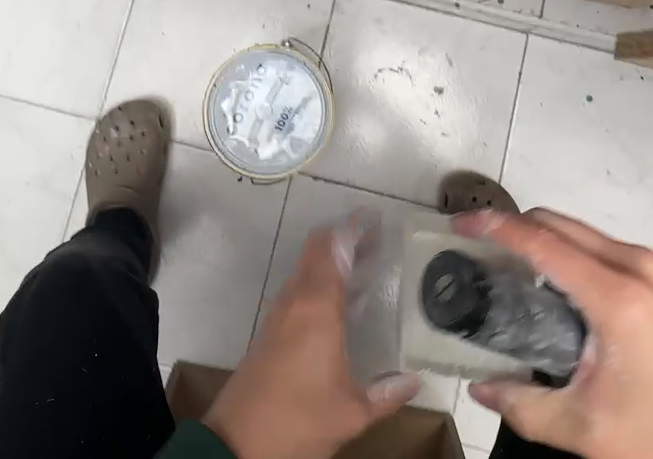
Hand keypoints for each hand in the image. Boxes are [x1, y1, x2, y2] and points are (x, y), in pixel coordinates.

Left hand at [204, 217, 421, 458]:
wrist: (236, 444)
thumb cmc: (297, 420)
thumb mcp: (350, 413)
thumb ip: (386, 393)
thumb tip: (416, 380)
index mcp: (317, 307)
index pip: (333, 250)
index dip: (353, 229)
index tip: (375, 217)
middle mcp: (296, 300)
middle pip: (317, 251)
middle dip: (345, 239)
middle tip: (377, 238)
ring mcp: (279, 314)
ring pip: (307, 269)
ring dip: (332, 259)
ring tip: (365, 263)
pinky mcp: (271, 331)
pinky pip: (300, 290)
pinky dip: (321, 281)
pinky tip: (340, 300)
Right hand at [456, 208, 652, 458]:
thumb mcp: (592, 431)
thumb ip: (526, 405)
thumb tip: (481, 385)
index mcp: (615, 295)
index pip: (540, 241)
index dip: (493, 227)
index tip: (458, 223)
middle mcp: (634, 266)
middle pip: (559, 224)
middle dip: (514, 228)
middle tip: (477, 254)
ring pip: (582, 234)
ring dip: (543, 241)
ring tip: (509, 274)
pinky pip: (603, 250)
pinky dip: (570, 254)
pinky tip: (555, 291)